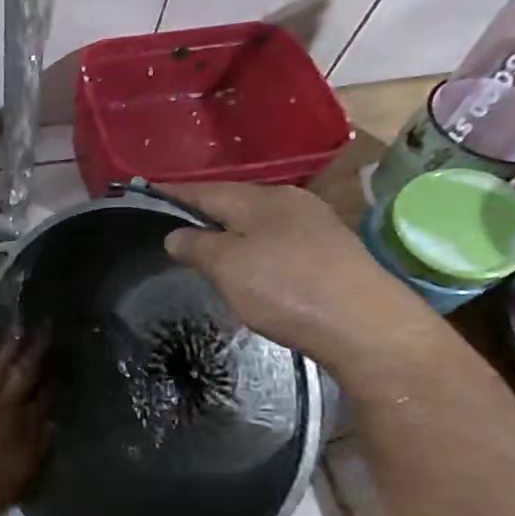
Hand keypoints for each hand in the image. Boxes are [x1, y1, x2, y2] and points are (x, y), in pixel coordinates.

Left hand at [0, 329, 50, 512]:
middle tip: (46, 326)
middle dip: (37, 349)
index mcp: (28, 424)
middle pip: (26, 372)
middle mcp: (8, 403)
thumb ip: (41, 444)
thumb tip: (53, 421)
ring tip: (20, 324)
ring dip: (10, 343)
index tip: (60, 361)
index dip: (53, 378)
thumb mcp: (28, 471)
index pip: (45, 396)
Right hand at [159, 182, 435, 365]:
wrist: (366, 326)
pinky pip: (281, 243)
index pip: (205, 189)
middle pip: (235, 203)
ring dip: (233, 233)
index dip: (175, 193)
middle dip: (205, 212)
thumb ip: (197, 246)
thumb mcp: (228, 267)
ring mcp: (316, 226)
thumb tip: (175, 235)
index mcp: (260, 198)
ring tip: (210, 251)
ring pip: (260, 223)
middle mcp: (291, 202)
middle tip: (175, 227)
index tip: (148, 191)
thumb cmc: (287, 289)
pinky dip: (258, 250)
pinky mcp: (332, 254)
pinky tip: (255, 270)